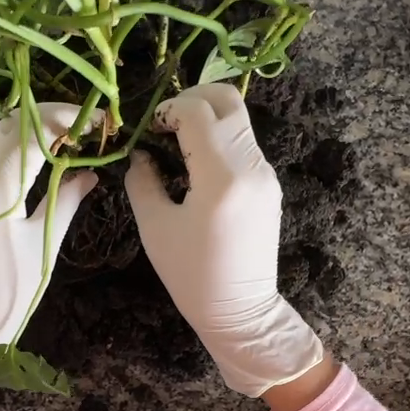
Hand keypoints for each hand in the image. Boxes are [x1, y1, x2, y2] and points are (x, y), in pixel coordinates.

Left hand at [0, 104, 97, 357]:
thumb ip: (67, 202)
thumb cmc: (8, 292)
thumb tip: (90, 174)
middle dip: (50, 119)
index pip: (33, 131)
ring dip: (31, 132)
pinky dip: (13, 150)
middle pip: (11, 127)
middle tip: (84, 128)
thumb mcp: (42, 245)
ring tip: (66, 140)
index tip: (97, 120)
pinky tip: (37, 159)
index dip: (67, 118)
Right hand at [126, 84, 324, 396]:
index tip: (148, 128)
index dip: (168, 109)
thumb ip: (143, 181)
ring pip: (238, 120)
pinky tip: (195, 165)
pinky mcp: (268, 185)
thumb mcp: (155, 228)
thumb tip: (141, 153)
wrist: (240, 311)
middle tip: (165, 122)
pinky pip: (244, 144)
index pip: (198, 112)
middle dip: (192, 99)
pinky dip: (218, 139)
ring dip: (206, 119)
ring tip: (176, 144)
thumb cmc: (191, 276)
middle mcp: (250, 166)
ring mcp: (265, 174)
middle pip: (228, 100)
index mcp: (221, 177)